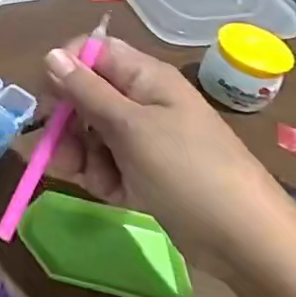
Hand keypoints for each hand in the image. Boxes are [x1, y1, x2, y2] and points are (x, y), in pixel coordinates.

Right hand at [40, 37, 295, 273]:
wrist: (246, 243)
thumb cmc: (188, 172)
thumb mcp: (131, 128)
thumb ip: (86, 91)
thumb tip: (49, 53)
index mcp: (144, 77)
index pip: (92, 52)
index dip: (65, 69)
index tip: (49, 99)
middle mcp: (140, 101)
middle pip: (84, 95)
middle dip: (67, 121)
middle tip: (57, 148)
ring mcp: (141, 138)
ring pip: (88, 132)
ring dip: (79, 153)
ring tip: (89, 178)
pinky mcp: (141, 172)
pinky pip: (104, 163)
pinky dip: (98, 175)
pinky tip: (108, 192)